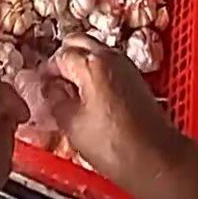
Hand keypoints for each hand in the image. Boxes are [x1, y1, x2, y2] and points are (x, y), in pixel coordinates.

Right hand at [45, 33, 187, 183]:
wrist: (155, 157)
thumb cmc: (113, 144)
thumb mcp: (74, 126)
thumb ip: (56, 101)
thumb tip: (50, 89)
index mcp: (90, 64)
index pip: (60, 55)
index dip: (47, 70)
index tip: (42, 84)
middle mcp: (108, 55)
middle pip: (78, 41)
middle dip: (63, 56)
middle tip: (54, 80)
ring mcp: (123, 62)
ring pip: (93, 48)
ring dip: (80, 60)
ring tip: (71, 87)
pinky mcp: (133, 73)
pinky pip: (107, 60)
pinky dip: (94, 67)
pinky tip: (90, 92)